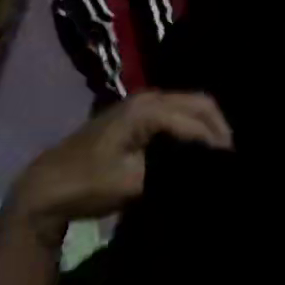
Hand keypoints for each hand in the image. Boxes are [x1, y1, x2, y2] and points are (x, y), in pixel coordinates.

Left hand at [5, 91, 232, 244]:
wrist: (47, 186)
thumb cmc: (89, 183)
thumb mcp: (133, 182)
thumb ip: (173, 171)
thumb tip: (207, 169)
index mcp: (147, 110)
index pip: (196, 122)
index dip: (218, 145)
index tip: (236, 169)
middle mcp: (147, 99)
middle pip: (198, 103)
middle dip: (220, 128)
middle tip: (235, 160)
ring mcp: (140, 105)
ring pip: (188, 106)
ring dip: (207, 126)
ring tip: (222, 156)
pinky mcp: (136, 117)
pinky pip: (175, 114)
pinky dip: (192, 127)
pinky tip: (199, 150)